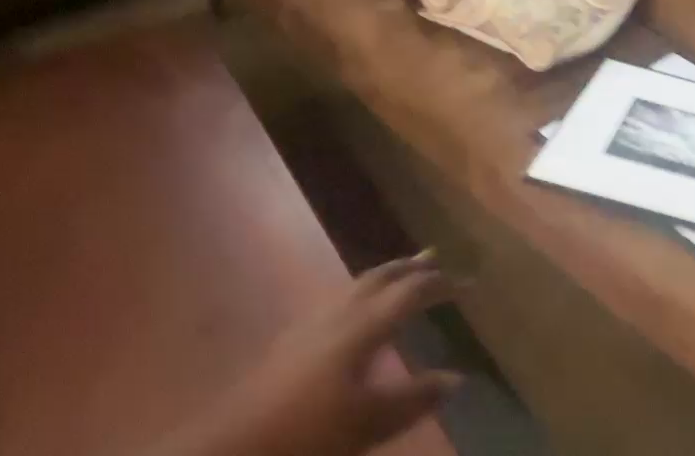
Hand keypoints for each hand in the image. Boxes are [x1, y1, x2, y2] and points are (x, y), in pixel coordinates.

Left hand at [156, 252, 458, 455]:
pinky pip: (334, 304)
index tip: (470, 282)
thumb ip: (414, 398)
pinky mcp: (286, 345)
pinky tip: (352, 316)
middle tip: (434, 258)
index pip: (411, 292)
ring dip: (382, 277)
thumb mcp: (367, 423)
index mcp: (362, 327)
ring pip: (353, 288)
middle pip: (378, 278)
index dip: (442, 285)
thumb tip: (457, 377)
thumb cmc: (305, 433)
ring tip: (398, 277)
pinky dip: (358, 296)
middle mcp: (337, 316)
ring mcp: (307, 328)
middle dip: (409, 267)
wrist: (225, 451)